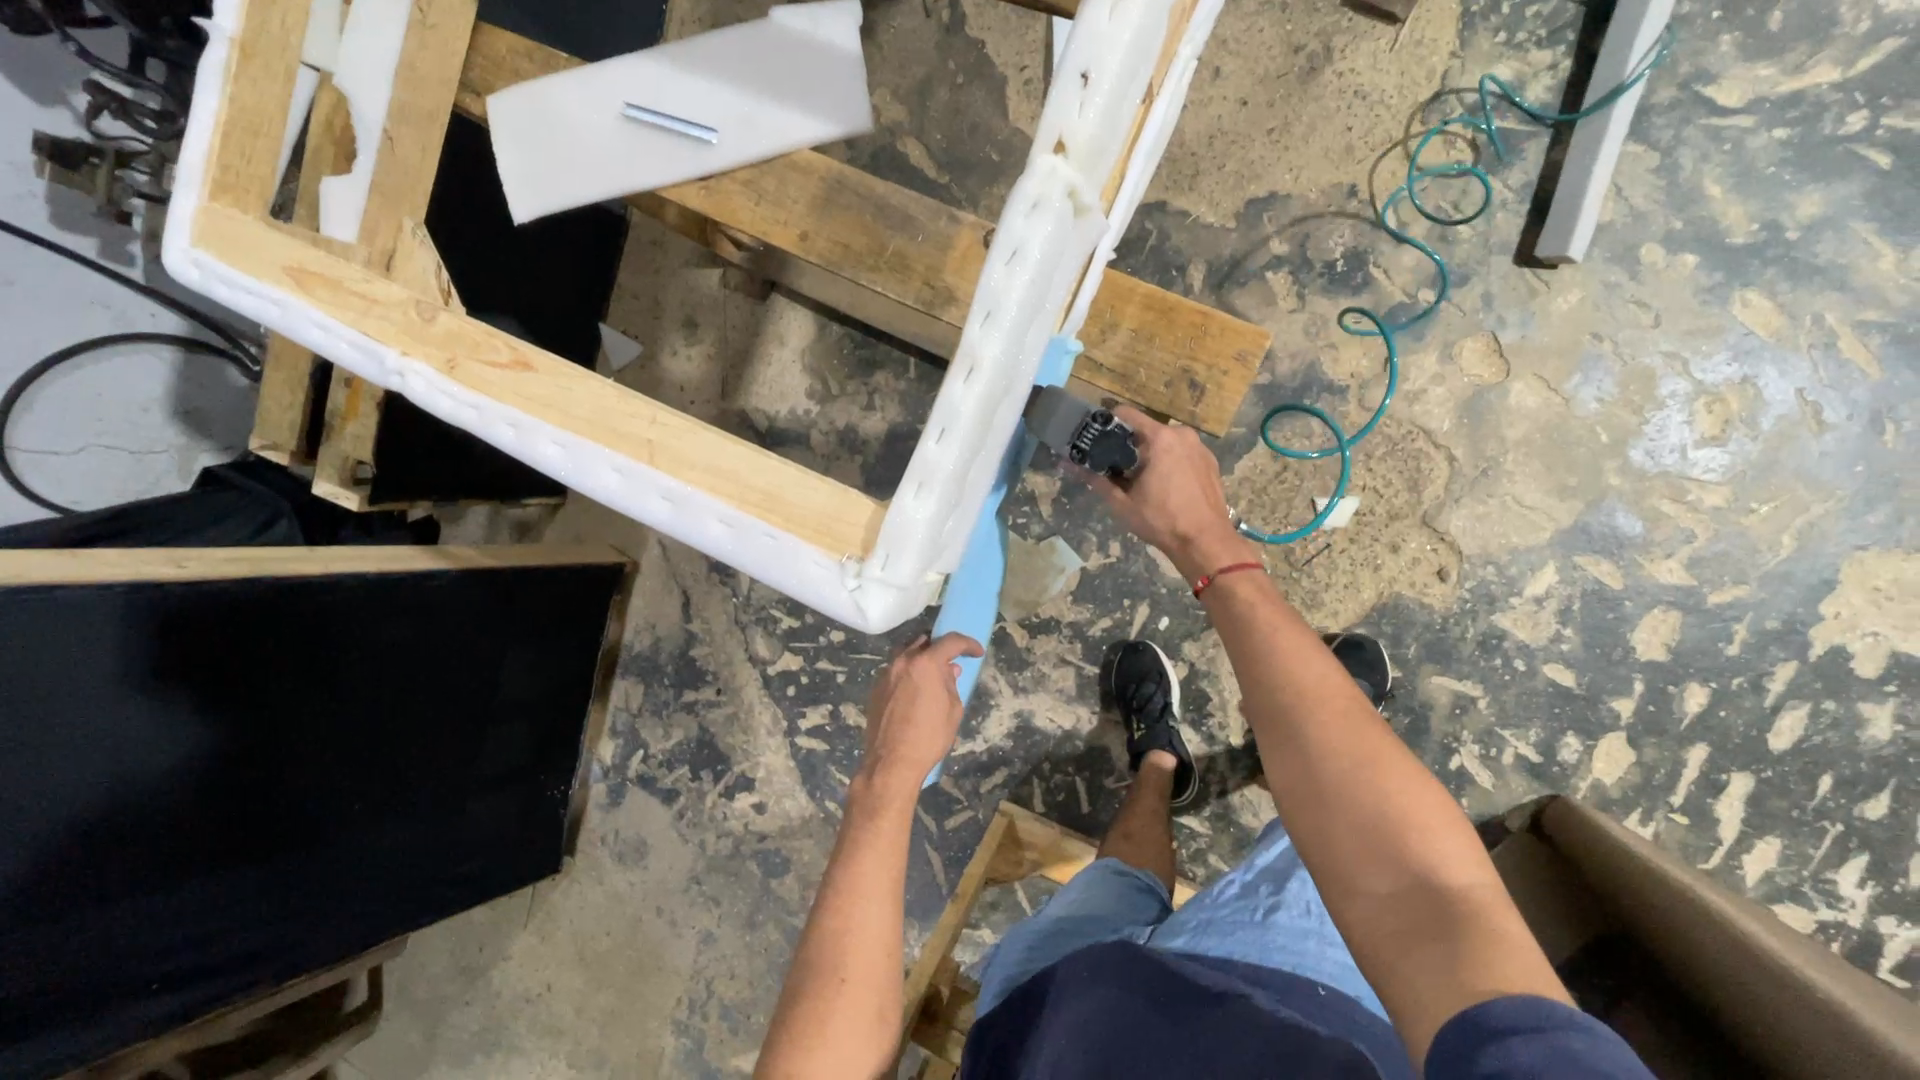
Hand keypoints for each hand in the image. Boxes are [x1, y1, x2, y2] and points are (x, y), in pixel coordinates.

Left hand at [857, 632, 984, 791]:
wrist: (892, 762)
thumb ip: (951, 684)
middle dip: (940, 647)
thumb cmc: (929, 737)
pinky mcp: (876, 688)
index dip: (968, 644)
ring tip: (933, 674)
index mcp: (925, 663)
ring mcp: (886, 674)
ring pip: (905, 653)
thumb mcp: (953, 710)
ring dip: (922, 658)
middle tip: (952, 661)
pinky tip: (915, 690)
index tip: (977, 652)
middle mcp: (902, 662)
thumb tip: (949, 671)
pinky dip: (908, 672)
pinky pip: (895, 670)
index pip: (950, 641)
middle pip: (924, 641)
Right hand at [1083, 406, 1256, 580]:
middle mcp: (1182, 434)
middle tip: (1117, 467)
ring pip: (1166, 442)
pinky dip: (1171, 462)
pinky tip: (1166, 486)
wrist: (1205, 541)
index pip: (1126, 414)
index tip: (1097, 439)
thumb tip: (1069, 464)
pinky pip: (1183, 453)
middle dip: (1130, 444)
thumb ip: (1096, 479)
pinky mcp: (1210, 461)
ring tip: (1142, 479)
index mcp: (1160, 438)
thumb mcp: (1123, 503)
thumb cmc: (1161, 520)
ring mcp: (1200, 447)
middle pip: (1147, 429)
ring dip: (1151, 454)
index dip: (1108, 424)